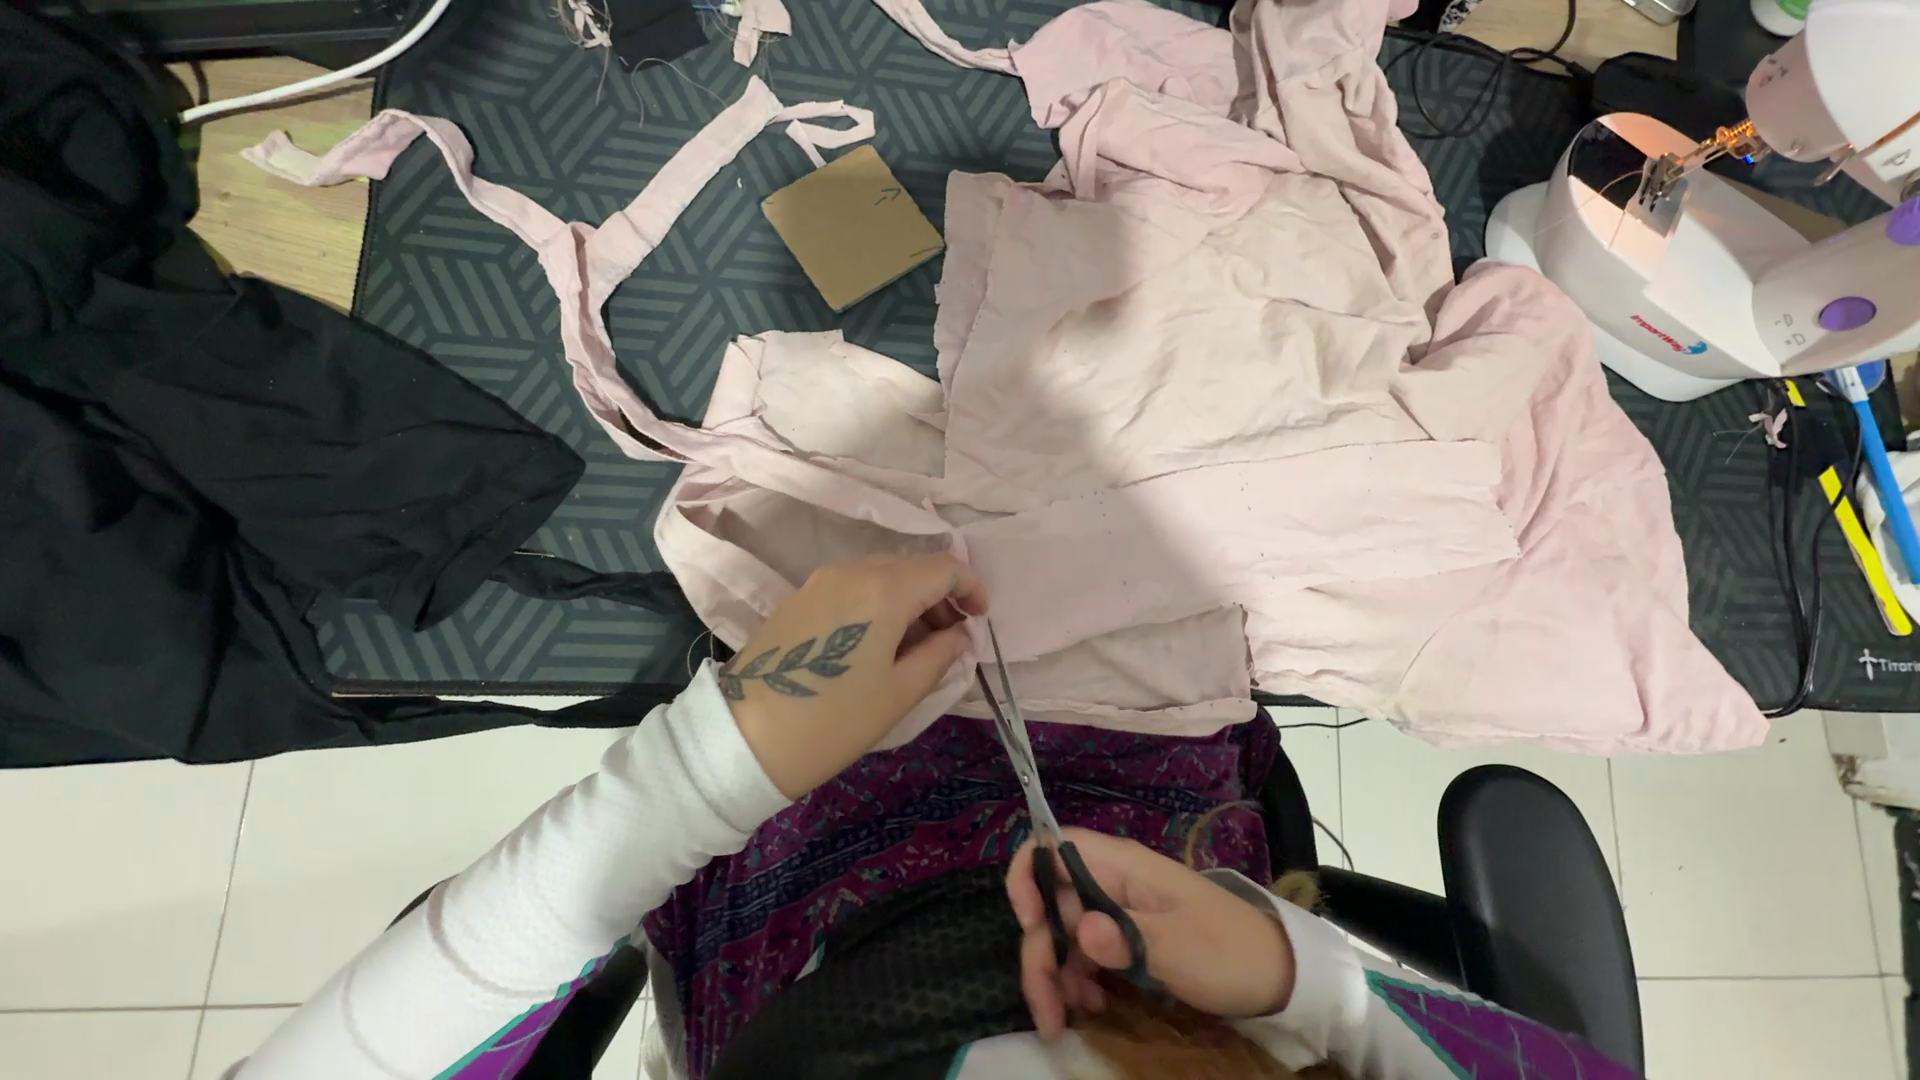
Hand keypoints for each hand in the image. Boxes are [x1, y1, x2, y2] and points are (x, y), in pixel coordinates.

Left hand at [723, 552, 988, 798]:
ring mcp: (820, 582)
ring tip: (919, 642)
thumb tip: (959, 634)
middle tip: (953, 635)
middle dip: (941, 593)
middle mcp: (852, 572)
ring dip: (910, 597)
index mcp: (883, 590)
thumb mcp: (899, 694)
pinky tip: (879, 640)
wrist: (744, 739)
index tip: (982, 617)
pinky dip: (879, 601)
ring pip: (881, 573)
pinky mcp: (798, 598)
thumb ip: (940, 655)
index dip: (971, 586)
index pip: (943, 567)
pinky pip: (853, 585)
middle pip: (911, 565)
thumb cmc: (833, 721)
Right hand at [1005, 828, 1295, 1038]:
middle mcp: (1110, 881)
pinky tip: (1089, 1009)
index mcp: (1119, 866)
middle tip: (1046, 1011)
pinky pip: (1084, 953)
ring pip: (1063, 932)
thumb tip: (1077, 930)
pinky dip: (1077, 981)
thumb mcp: (1179, 948)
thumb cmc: (1227, 951)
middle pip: (1050, 902)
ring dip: (1054, 975)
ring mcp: (1116, 910)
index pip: (1052, 845)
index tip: (1028, 923)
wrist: (1277, 974)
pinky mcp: (1124, 938)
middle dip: (1040, 952)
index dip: (1026, 875)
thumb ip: (1126, 937)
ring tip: (1064, 1022)